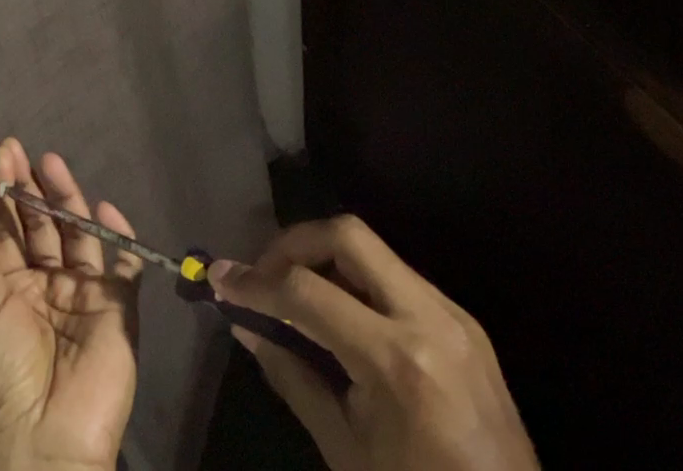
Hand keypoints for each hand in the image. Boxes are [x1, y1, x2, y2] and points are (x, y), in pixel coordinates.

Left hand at [0, 139, 141, 470]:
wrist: (45, 439)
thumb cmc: (2, 372)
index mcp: (7, 288)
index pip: (4, 230)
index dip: (0, 193)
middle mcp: (45, 285)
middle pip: (41, 226)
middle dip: (30, 188)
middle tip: (18, 149)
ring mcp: (83, 295)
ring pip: (78, 237)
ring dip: (68, 201)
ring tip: (53, 164)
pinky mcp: (118, 308)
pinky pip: (122, 266)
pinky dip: (119, 238)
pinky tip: (107, 210)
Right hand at [208, 216, 537, 470]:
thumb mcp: (343, 446)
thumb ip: (290, 375)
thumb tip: (243, 325)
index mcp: (397, 360)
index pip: (306, 292)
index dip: (254, 282)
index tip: (219, 279)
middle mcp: (429, 319)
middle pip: (347, 236)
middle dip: (292, 244)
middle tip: (260, 275)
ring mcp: (453, 315)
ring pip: (373, 250)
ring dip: (322, 258)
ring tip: (290, 293)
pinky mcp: (463, 321)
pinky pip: (396, 277)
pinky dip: (354, 280)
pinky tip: (334, 314)